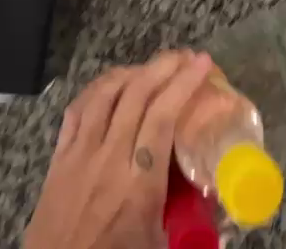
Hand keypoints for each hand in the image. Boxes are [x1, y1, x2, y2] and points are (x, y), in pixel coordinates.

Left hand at [23, 51, 213, 248]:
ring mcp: (79, 155)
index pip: (163, 117)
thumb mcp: (160, 246)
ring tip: (153, 67)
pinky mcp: (58, 159)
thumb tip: (228, 222)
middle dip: (164, 66)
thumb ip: (193, 227)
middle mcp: (108, 160)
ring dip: (133, 71)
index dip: (184, 83)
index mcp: (138, 185)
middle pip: (136, 95)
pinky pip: (77, 109)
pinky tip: (113, 84)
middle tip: (185, 56)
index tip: (203, 63)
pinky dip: (99, 88)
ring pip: (105, 94)